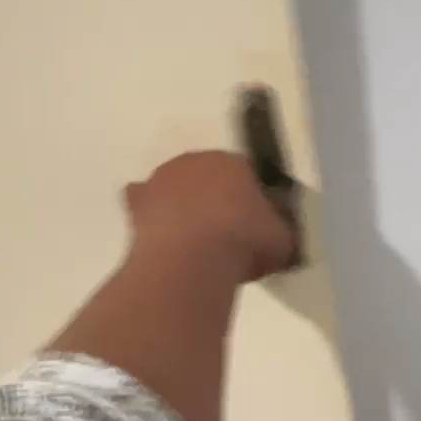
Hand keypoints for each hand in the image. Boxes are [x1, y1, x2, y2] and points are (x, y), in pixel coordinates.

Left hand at [124, 150, 297, 281]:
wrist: (193, 259)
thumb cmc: (245, 243)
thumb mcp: (283, 241)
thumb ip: (281, 230)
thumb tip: (280, 230)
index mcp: (234, 162)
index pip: (247, 173)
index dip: (251, 199)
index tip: (255, 224)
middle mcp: (195, 160)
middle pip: (208, 176)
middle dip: (215, 198)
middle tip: (226, 233)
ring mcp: (162, 178)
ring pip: (176, 187)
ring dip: (184, 205)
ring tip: (195, 241)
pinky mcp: (137, 201)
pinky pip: (144, 203)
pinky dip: (151, 215)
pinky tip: (163, 236)